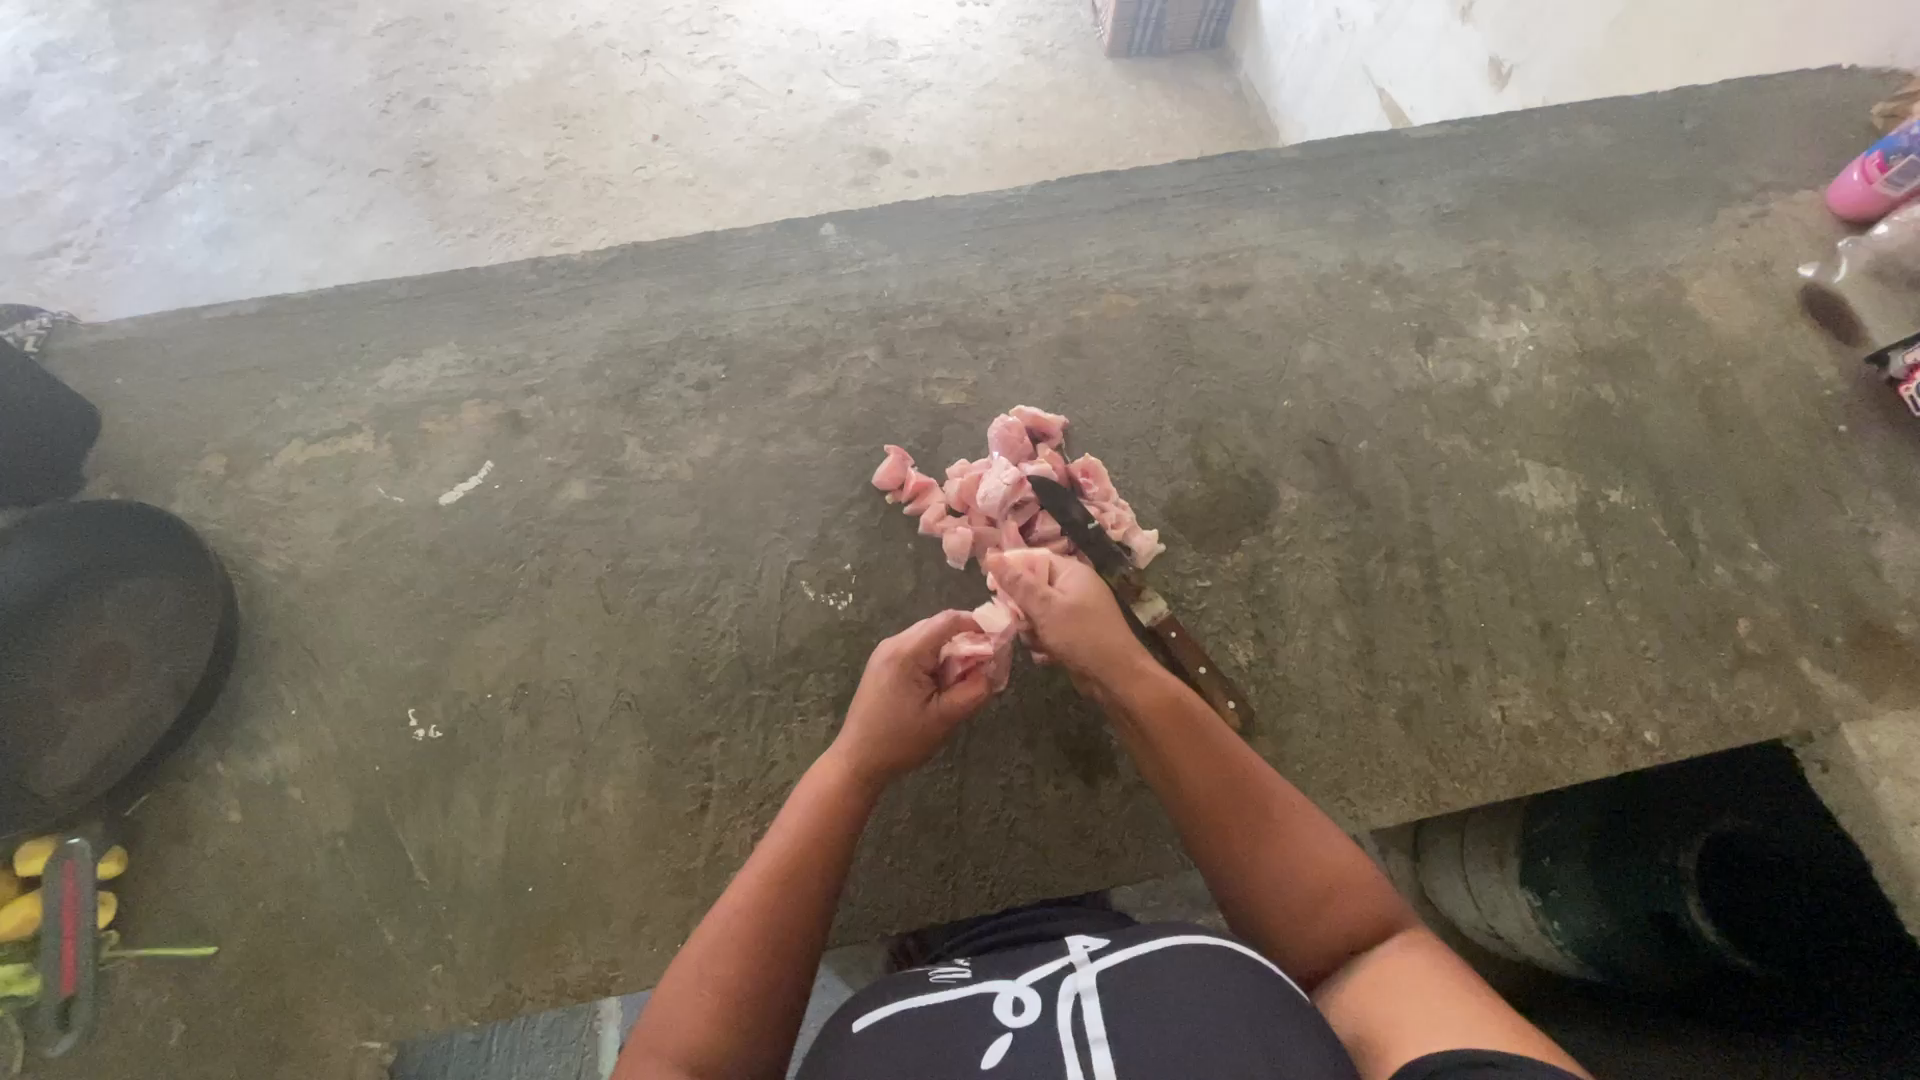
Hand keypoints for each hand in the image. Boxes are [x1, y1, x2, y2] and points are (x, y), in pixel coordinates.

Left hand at [831, 610, 996, 784]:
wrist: (858, 760)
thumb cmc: (901, 741)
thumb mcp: (946, 718)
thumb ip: (975, 688)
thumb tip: (993, 665)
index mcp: (907, 652)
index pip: (949, 620)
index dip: (977, 625)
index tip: (998, 642)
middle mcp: (894, 643)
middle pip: (938, 625)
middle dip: (965, 640)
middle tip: (984, 666)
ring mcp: (885, 652)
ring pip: (928, 637)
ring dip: (950, 651)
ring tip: (963, 679)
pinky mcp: (883, 663)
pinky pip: (917, 648)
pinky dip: (935, 658)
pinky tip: (941, 683)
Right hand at [985, 550, 1154, 693]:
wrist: (1115, 677)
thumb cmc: (1081, 635)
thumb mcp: (1045, 607)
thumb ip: (1017, 583)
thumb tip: (991, 554)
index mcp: (1070, 572)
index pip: (1031, 559)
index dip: (1010, 572)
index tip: (991, 588)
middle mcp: (1072, 587)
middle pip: (1030, 588)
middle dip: (1021, 609)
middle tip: (1021, 622)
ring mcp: (1073, 612)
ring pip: (1034, 613)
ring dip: (1030, 630)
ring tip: (1039, 642)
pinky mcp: (1071, 633)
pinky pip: (1045, 631)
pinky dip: (1042, 642)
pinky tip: (1046, 656)